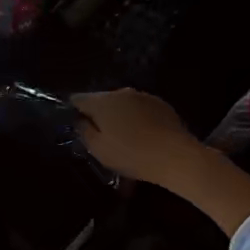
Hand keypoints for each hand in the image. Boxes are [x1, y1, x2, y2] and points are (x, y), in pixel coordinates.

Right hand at [72, 89, 203, 186]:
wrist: (176, 156)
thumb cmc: (130, 154)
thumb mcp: (97, 148)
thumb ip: (83, 130)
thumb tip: (79, 119)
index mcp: (101, 102)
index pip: (77, 99)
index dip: (73, 111)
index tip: (75, 126)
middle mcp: (121, 93)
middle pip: (101, 100)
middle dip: (97, 114)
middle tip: (99, 136)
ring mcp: (143, 96)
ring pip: (121, 104)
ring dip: (118, 116)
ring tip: (122, 137)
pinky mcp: (161, 104)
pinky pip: (139, 109)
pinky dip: (135, 118)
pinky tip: (141, 135)